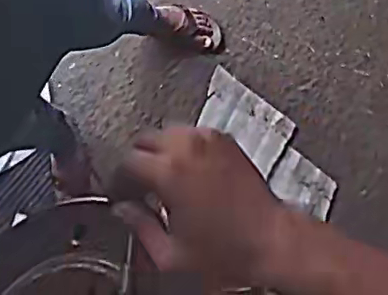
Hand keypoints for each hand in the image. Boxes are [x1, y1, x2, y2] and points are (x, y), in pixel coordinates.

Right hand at [112, 128, 299, 288]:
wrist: (268, 238)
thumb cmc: (226, 250)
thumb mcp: (171, 255)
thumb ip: (140, 228)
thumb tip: (124, 211)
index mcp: (170, 171)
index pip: (128, 161)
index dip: (119, 179)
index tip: (120, 193)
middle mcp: (187, 146)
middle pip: (145, 139)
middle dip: (138, 161)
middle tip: (139, 187)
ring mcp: (207, 138)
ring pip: (168, 132)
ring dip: (161, 152)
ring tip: (165, 181)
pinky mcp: (222, 137)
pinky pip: (192, 134)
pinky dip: (184, 147)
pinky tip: (188, 172)